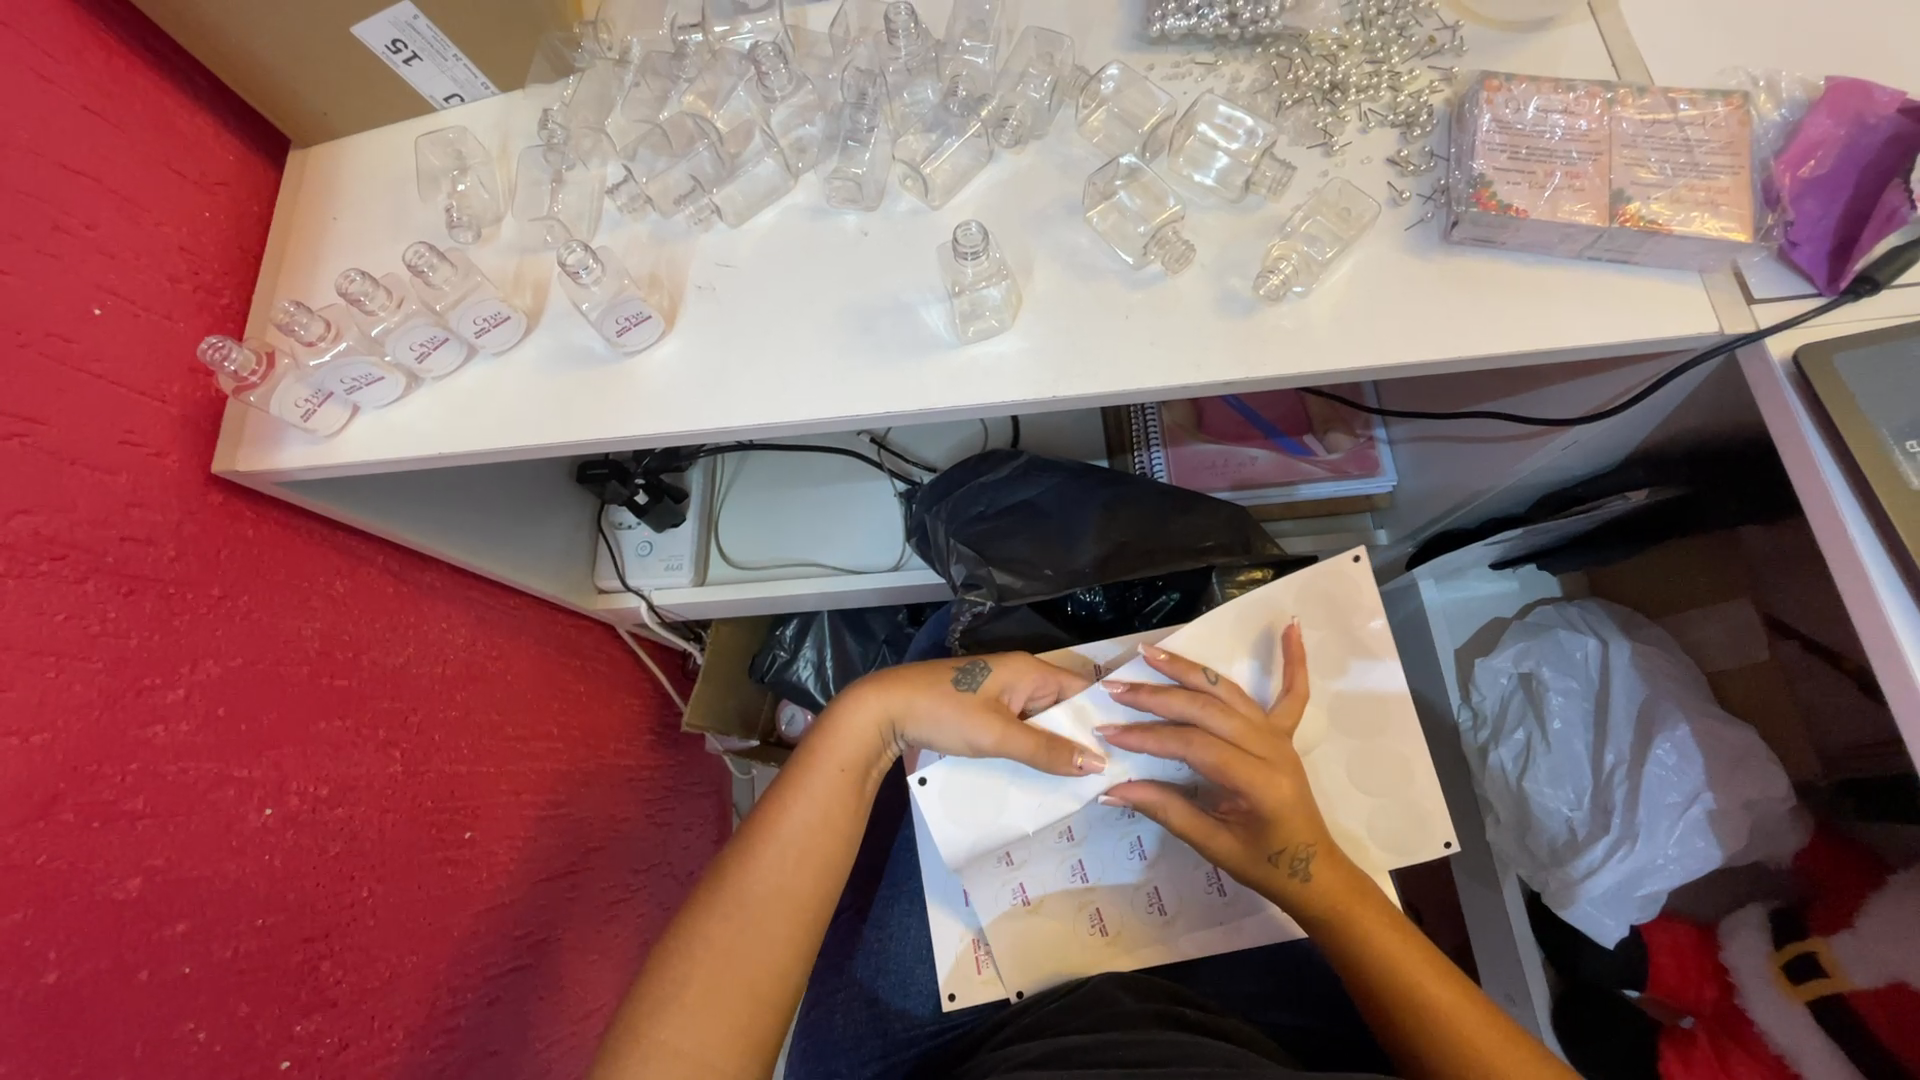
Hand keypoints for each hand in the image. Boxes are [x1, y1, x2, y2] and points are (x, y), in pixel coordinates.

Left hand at [834, 653, 1104, 777]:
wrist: (885, 710)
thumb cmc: (945, 712)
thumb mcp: (998, 734)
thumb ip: (1046, 750)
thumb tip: (1096, 764)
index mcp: (1029, 671)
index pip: (1081, 690)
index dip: (1102, 718)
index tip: (1126, 751)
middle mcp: (1019, 677)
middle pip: (1063, 708)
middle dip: (1080, 740)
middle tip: (1108, 778)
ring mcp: (1000, 694)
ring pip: (1040, 722)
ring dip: (1054, 748)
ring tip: (1082, 784)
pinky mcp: (984, 711)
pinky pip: (1019, 729)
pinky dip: (1030, 749)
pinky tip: (1041, 777)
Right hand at [1097, 622, 1355, 915]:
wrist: (1315, 873)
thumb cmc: (1264, 864)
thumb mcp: (1212, 845)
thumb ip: (1165, 810)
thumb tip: (1110, 790)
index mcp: (1257, 780)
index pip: (1193, 745)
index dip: (1149, 737)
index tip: (1108, 732)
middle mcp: (1271, 748)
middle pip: (1206, 709)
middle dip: (1156, 697)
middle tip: (1115, 688)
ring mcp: (1279, 736)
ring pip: (1228, 692)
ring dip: (1188, 668)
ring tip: (1150, 652)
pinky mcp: (1283, 733)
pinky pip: (1291, 693)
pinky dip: (1293, 660)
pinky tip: (1290, 627)